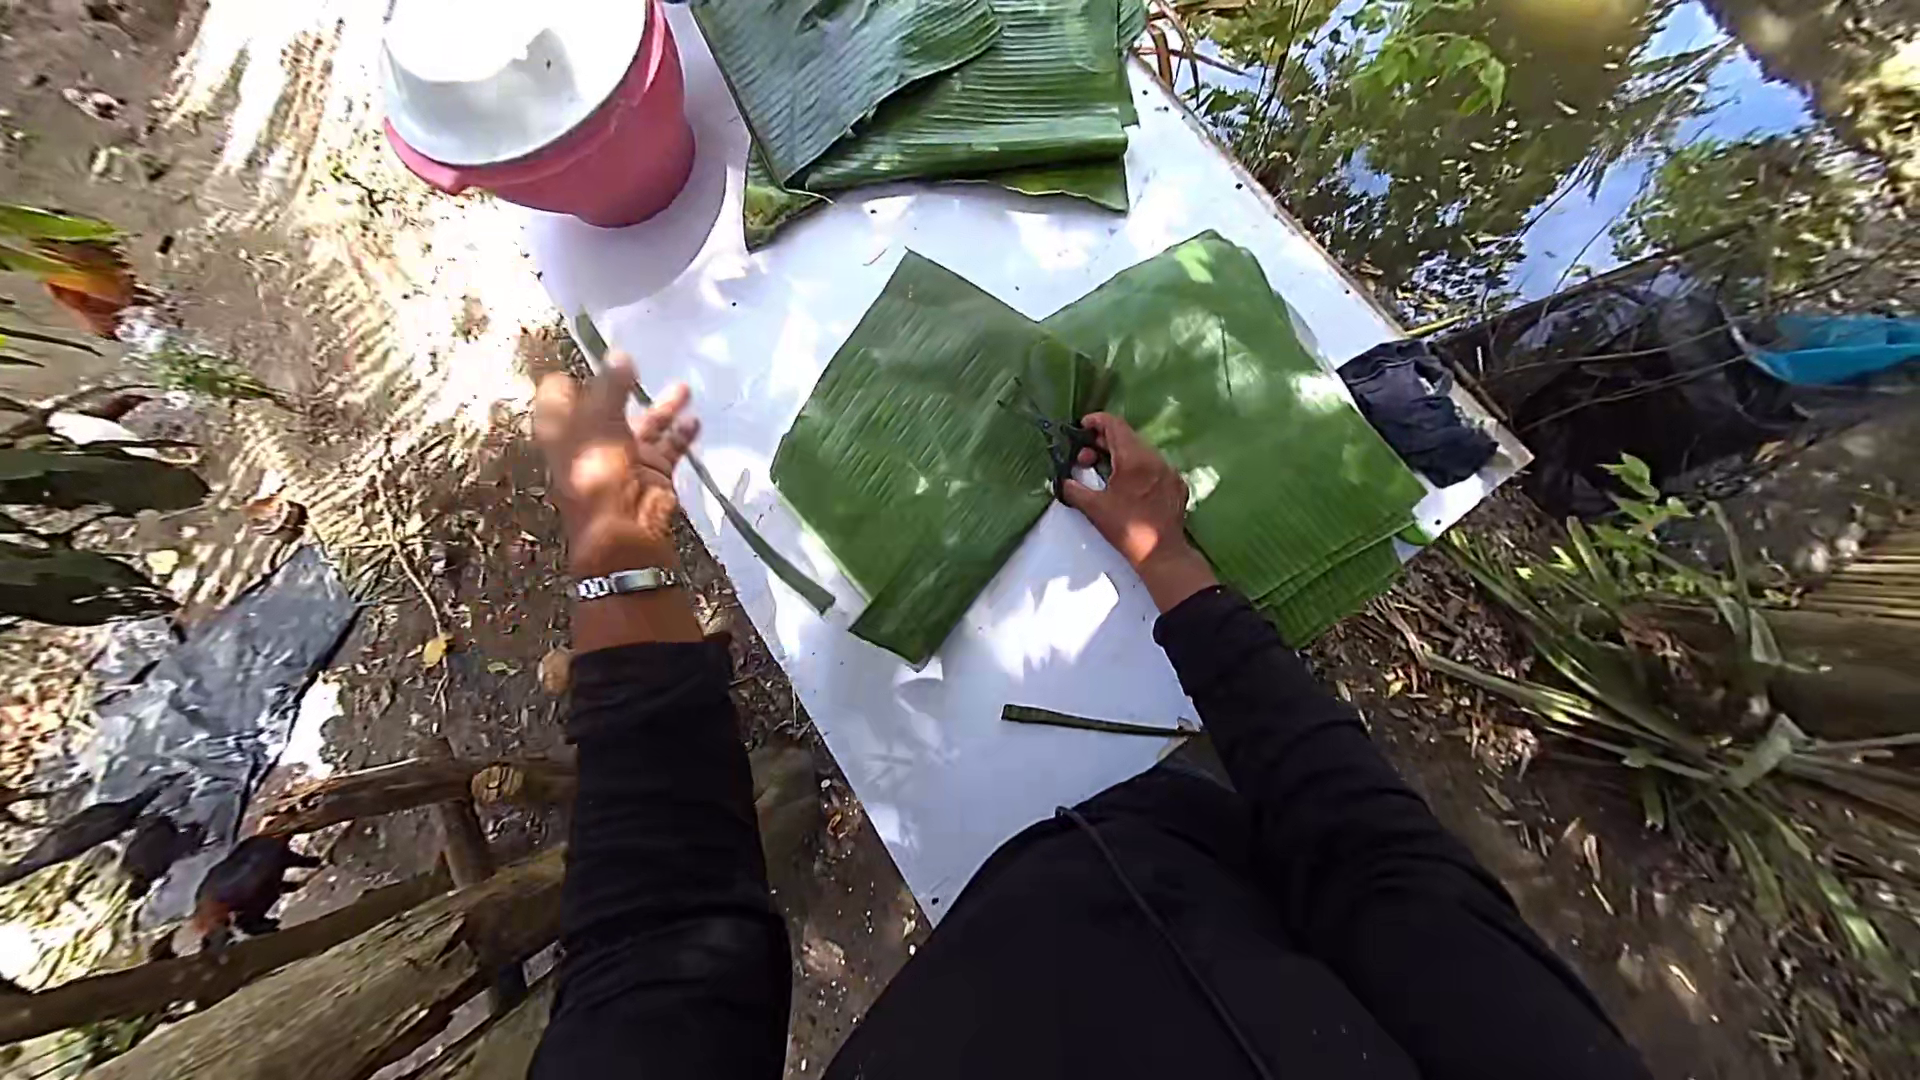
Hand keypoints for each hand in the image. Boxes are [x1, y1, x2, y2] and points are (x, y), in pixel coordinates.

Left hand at [534, 351, 698, 576]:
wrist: (625, 527)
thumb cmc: (599, 470)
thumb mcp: (599, 420)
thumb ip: (612, 385)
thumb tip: (622, 355)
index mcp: (565, 427)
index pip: (560, 393)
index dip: (573, 375)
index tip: (593, 355)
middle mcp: (594, 438)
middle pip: (609, 405)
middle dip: (627, 387)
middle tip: (642, 365)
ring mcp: (627, 455)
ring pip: (647, 424)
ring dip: (665, 407)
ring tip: (684, 389)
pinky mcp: (655, 470)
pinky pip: (671, 446)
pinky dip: (683, 434)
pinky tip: (695, 421)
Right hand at [1060, 413, 1217, 612]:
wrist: (1161, 553)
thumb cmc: (1125, 529)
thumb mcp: (1094, 508)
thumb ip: (1074, 489)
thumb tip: (1063, 481)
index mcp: (1134, 460)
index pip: (1115, 426)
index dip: (1096, 421)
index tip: (1082, 426)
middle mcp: (1155, 459)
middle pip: (1127, 437)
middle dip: (1102, 442)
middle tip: (1084, 458)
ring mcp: (1169, 470)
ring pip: (1141, 451)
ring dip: (1119, 455)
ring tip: (1103, 472)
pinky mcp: (1177, 483)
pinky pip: (1153, 465)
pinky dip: (1136, 467)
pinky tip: (1126, 484)